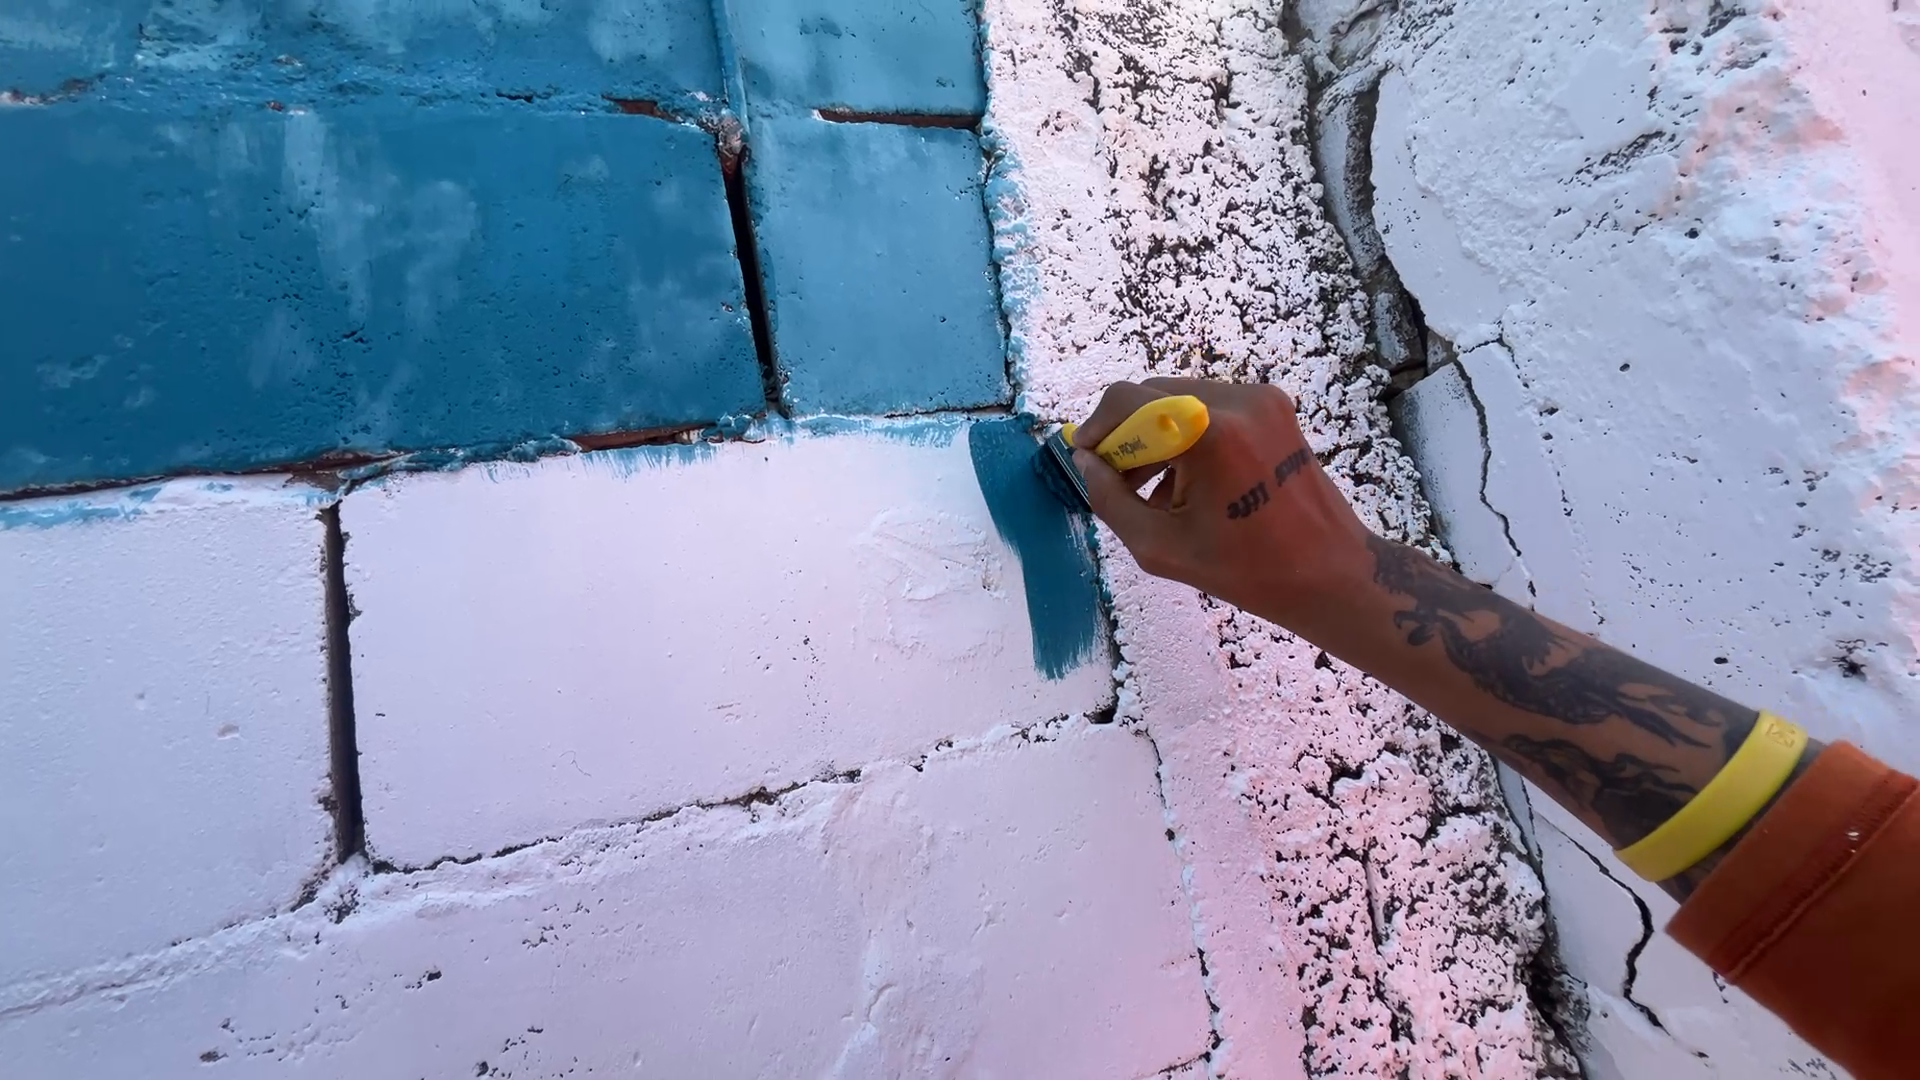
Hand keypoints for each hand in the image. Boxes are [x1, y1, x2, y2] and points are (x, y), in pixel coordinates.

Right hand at [1071, 377, 1374, 635]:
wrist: (1331, 572)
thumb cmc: (1246, 571)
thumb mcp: (1159, 547)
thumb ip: (1109, 499)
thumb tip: (1084, 461)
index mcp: (1211, 433)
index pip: (1127, 400)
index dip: (1096, 426)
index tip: (1085, 456)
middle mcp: (1238, 400)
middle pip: (1152, 393)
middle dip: (1124, 432)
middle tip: (1115, 477)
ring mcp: (1261, 399)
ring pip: (1178, 398)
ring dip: (1153, 434)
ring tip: (1148, 486)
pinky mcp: (1274, 407)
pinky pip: (1208, 407)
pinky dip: (1184, 435)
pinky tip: (1183, 481)